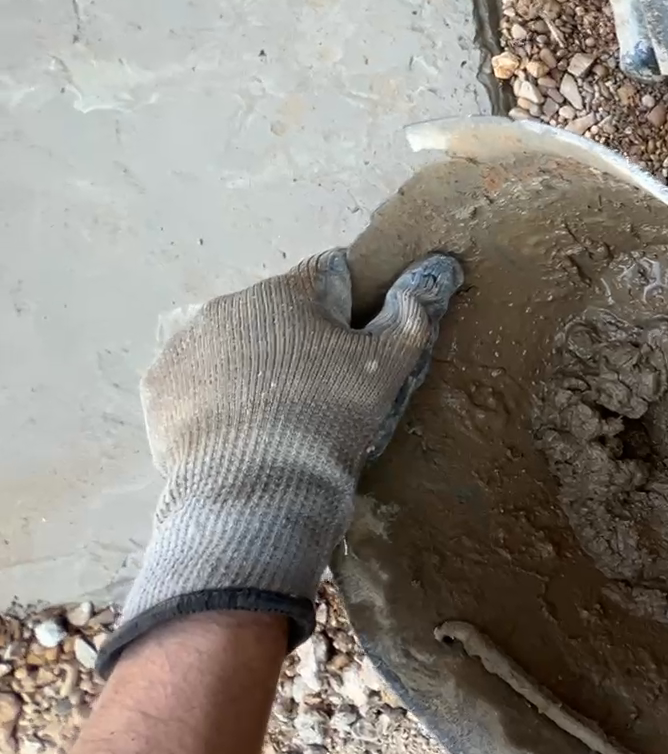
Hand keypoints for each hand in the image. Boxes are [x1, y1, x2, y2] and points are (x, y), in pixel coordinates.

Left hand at [98, 249, 461, 674]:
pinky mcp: (156, 386)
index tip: (363, 334)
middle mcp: (226, 304)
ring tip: (286, 398)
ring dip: (263, 353)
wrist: (259, 480)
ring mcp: (182, 345)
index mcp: (285, 291)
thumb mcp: (393, 361)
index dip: (355, 301)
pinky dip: (225, 384)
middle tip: (328, 374)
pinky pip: (203, 371)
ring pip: (240, 336)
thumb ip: (413, 313)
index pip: (331, 273)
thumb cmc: (335, 409)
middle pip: (282, 305)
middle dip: (305, 328)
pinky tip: (249, 414)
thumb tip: (425, 279)